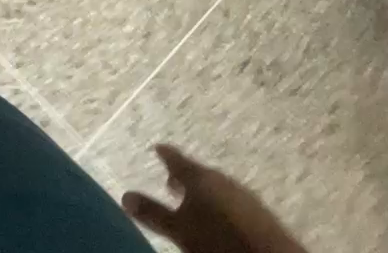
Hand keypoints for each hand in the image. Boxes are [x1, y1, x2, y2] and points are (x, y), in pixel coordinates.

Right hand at [123, 145, 307, 252]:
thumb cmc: (219, 240)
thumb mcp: (180, 229)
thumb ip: (153, 212)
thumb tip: (125, 195)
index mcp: (200, 176)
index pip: (177, 158)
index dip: (165, 153)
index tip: (157, 147)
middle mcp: (222, 179)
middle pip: (199, 173)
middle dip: (184, 177)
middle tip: (170, 183)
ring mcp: (245, 196)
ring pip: (217, 188)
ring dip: (204, 193)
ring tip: (193, 204)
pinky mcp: (262, 215)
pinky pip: (232, 202)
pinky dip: (220, 205)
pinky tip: (220, 218)